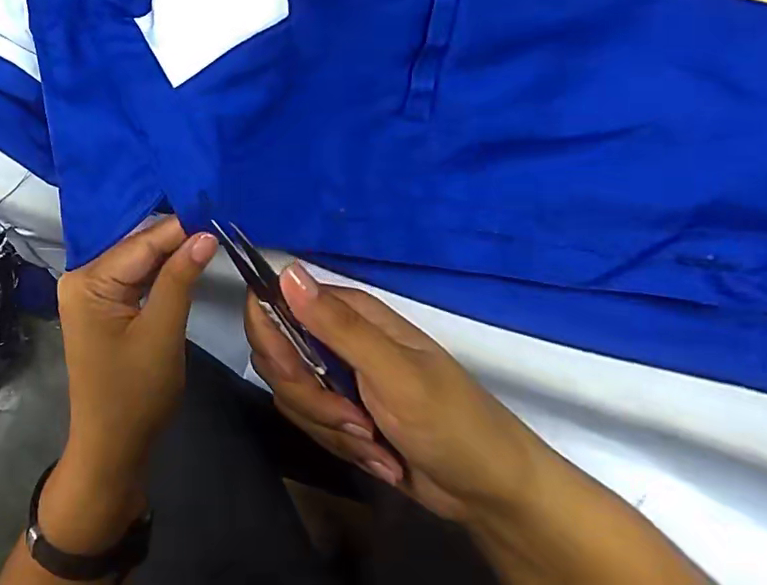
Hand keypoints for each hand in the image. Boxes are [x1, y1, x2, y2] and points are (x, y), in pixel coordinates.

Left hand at [38, 218, 216, 552]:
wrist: (112, 447)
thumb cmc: (135, 394)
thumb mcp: (162, 334)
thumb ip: (180, 280)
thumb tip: (204, 235)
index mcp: (87, 280)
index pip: (139, 244)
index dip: (178, 228)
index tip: (214, 206)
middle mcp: (80, 276)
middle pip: (134, 247)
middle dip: (173, 235)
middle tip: (214, 212)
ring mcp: (87, 291)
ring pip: (134, 260)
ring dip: (167, 251)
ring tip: (206, 228)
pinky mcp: (99, 304)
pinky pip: (130, 276)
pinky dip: (156, 270)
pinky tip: (182, 257)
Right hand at [244, 264, 551, 523]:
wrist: (494, 493)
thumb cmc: (453, 423)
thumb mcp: (395, 373)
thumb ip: (337, 326)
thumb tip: (287, 272)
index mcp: (347, 313)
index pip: (274, 303)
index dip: (271, 337)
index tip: (295, 372)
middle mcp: (334, 337)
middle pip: (275, 354)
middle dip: (308, 396)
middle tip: (354, 418)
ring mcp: (335, 376)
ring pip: (290, 393)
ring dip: (329, 427)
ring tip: (375, 442)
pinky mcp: (338, 411)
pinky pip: (308, 421)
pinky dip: (340, 444)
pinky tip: (379, 455)